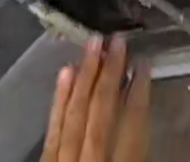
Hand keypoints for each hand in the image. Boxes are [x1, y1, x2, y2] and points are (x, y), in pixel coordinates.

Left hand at [41, 35, 150, 161]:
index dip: (139, 93)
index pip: (132, 128)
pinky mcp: (45, 161)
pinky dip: (60, 98)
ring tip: (93, 43)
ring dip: (85, 74)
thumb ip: (137, 152)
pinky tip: (65, 71)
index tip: (144, 62)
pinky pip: (53, 127)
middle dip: (110, 73)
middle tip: (117, 40)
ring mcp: (63, 160)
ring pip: (76, 112)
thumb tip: (141, 113)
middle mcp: (90, 161)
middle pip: (101, 112)